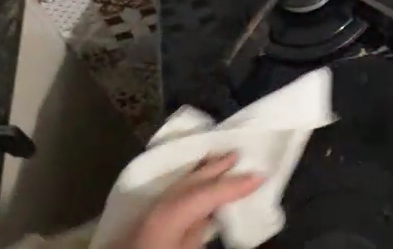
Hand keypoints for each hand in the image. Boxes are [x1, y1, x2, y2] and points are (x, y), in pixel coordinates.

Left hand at [121, 152, 264, 248]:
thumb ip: (197, 237)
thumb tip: (213, 217)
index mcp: (164, 224)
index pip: (201, 196)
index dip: (230, 185)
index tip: (258, 176)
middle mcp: (150, 217)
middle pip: (183, 187)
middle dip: (211, 170)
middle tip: (236, 155)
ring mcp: (138, 224)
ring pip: (171, 190)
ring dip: (197, 176)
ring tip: (218, 162)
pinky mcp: (134, 234)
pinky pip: (164, 201)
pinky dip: (183, 190)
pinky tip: (193, 190)